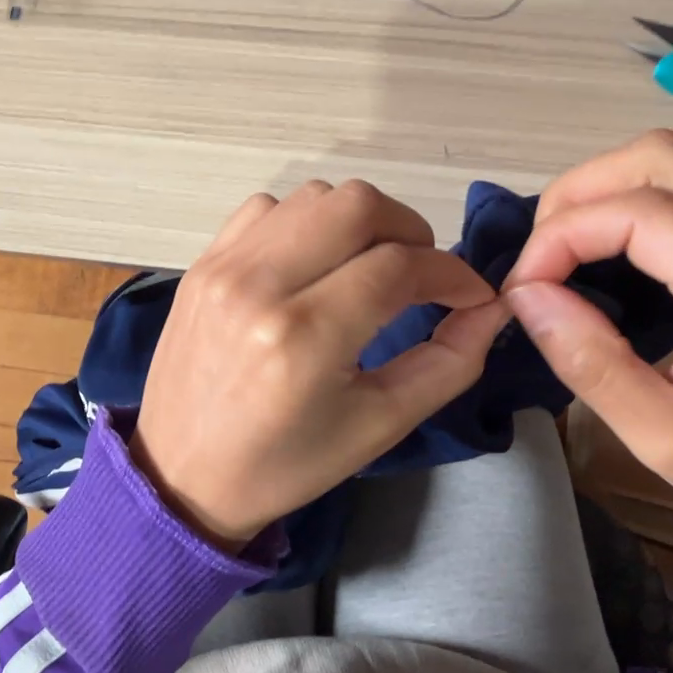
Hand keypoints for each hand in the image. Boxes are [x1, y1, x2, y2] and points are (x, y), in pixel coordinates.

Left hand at [131, 180, 510, 551]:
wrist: (181, 475)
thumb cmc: (283, 464)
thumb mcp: (377, 426)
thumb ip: (447, 363)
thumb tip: (491, 308)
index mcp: (304, 336)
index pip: (399, 265)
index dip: (451, 274)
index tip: (468, 296)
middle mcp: (258, 284)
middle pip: (357, 205)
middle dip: (408, 230)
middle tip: (419, 274)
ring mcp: (222, 267)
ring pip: (312, 197)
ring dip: (357, 222)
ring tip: (367, 269)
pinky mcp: (201, 264)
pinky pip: (265, 210)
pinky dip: (304, 223)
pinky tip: (311, 266)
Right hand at [503, 128, 672, 569]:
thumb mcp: (661, 440)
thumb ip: (589, 362)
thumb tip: (525, 293)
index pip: (647, 215)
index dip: (565, 234)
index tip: (523, 286)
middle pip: (667, 155)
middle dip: (580, 192)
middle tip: (541, 254)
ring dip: (612, 181)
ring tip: (572, 240)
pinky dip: (644, 187)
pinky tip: (619, 238)